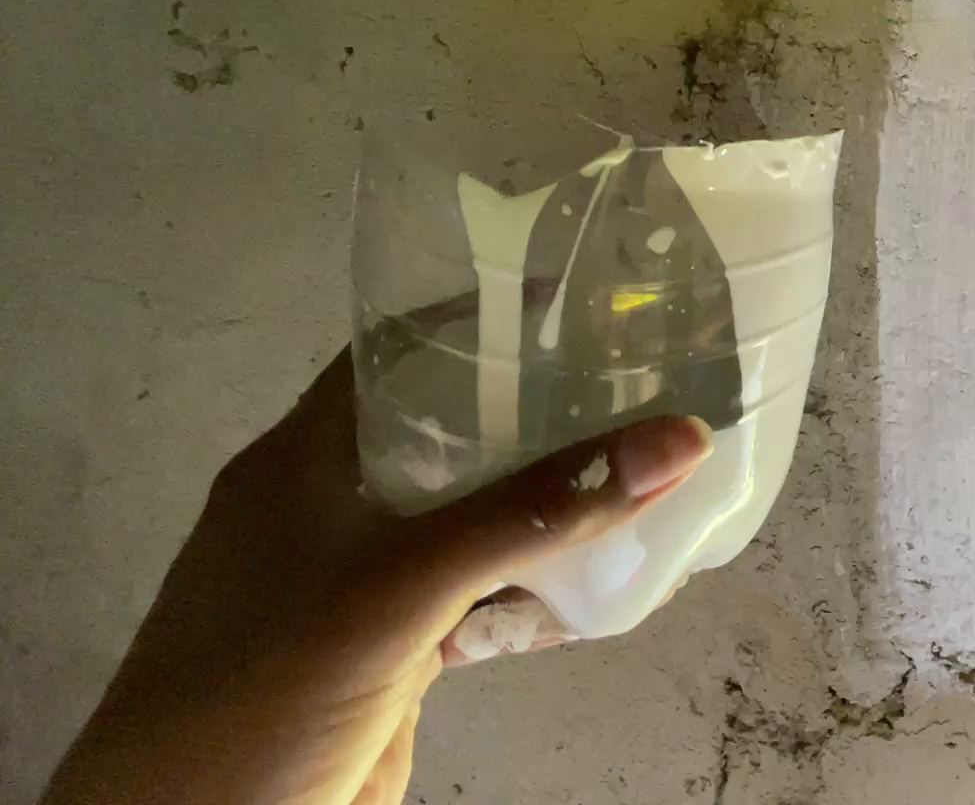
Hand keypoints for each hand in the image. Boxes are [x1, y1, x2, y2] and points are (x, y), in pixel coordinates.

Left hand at [42, 346, 711, 804]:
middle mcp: (350, 502)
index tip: (585, 308)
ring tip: (656, 465)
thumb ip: (539, 510)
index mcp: (315, 457)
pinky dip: (561, 580)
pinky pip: (505, 584)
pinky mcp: (412, 634)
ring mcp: (383, 574)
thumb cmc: (264, 693)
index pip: (408, 353)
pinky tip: (624, 574)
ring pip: (495, 511)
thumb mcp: (403, 584)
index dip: (493, 320)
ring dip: (569, 501)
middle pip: (470, 430)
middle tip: (646, 382)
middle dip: (556, 410)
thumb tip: (684, 436)